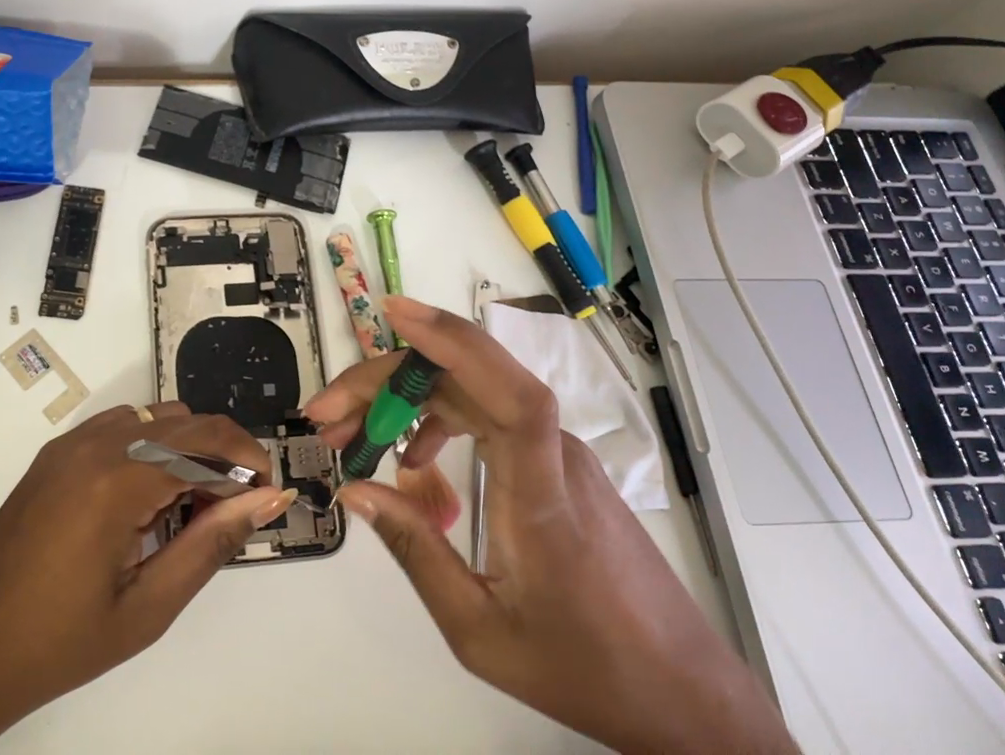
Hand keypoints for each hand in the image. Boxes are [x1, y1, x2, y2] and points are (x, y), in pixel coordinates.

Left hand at [0, 403, 293, 754]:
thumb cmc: (63, 641)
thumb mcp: (150, 605)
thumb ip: (213, 542)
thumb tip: (267, 498)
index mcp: (116, 480)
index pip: (206, 442)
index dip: (249, 461)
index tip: (266, 496)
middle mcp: (92, 446)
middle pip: (183, 421)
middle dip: (222, 455)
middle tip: (231, 511)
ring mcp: (67, 446)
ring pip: (152, 418)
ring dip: (185, 448)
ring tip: (188, 510)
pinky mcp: (52, 456)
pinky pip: (119, 428)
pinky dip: (149, 447)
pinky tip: (146, 501)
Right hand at [305, 297, 796, 754]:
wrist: (679, 690)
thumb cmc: (581, 666)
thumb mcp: (477, 627)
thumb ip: (415, 550)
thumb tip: (354, 489)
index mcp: (540, 495)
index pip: (506, 391)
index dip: (454, 341)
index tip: (396, 314)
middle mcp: (555, 458)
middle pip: (470, 384)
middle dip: (389, 382)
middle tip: (325, 415)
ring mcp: (562, 459)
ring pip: (478, 399)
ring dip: (410, 402)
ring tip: (351, 435)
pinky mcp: (561, 469)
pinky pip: (495, 422)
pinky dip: (444, 423)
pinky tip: (412, 460)